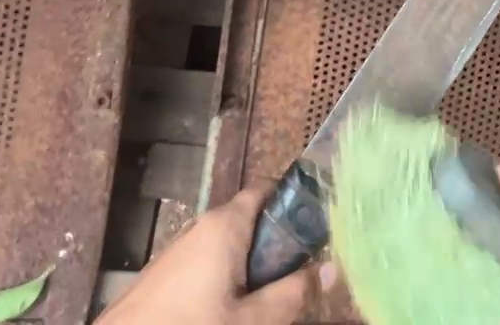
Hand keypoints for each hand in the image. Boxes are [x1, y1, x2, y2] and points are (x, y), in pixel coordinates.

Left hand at [96, 185, 334, 323]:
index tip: (316, 231)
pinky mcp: (167, 275)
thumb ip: (292, 294)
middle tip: (296, 281)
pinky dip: (226, 282)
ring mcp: (181, 250)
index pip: (266, 188)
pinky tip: (230, 314)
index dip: (294, 203)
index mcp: (226, 224)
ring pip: (231, 248)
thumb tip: (332, 267)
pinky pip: (209, 265)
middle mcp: (203, 226)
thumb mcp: (251, 321)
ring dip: (252, 269)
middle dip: (276, 247)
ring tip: (266, 305)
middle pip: (252, 221)